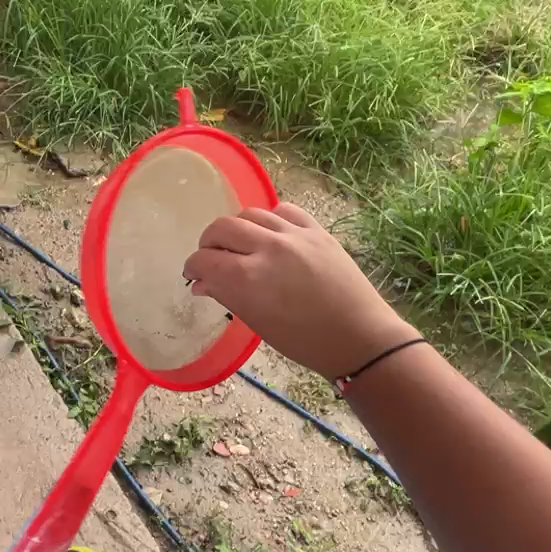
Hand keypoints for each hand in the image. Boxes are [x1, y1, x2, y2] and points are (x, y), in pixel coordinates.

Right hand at [182, 202, 416, 379]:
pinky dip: (270, 219)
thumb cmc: (302, 341)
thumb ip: (226, 295)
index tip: (193, 275)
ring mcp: (294, 235)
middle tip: (211, 258)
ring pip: (250, 214)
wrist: (357, 336)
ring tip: (239, 244)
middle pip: (222, 228)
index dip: (193, 267)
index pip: (204, 260)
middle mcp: (267, 248)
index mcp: (247, 278)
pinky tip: (270, 234)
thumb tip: (201, 283)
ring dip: (236, 228)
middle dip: (208, 243)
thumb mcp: (257, 323)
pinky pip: (284, 210)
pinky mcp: (316, 230)